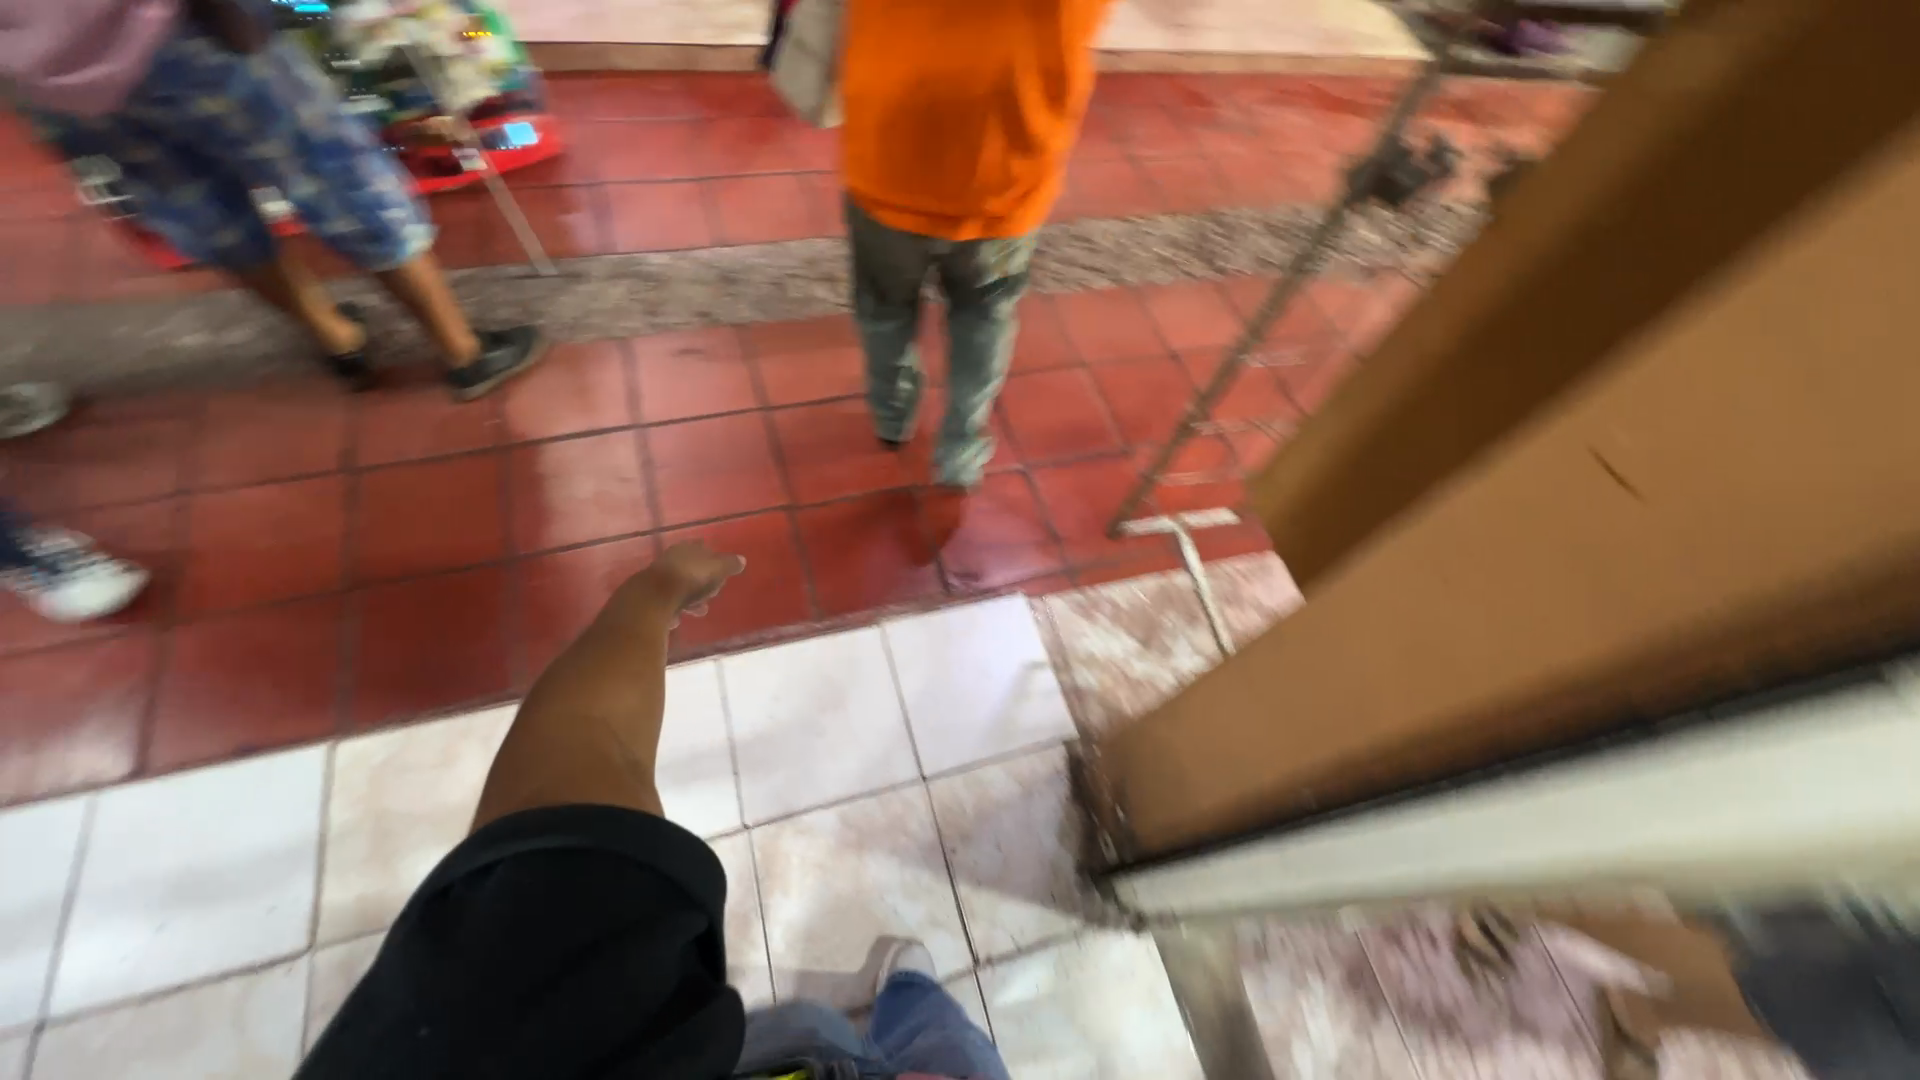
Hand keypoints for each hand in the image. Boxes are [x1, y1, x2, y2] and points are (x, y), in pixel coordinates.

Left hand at [645, 541, 746, 617]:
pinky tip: (679, 618)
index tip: (721, 572)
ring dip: (690, 599)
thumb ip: (730, 564)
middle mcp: (671, 560)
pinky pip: (667, 603)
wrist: (653, 598)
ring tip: (699, 611)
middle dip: (703, 583)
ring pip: (679, 588)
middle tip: (712, 595)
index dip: (713, 559)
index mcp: (687, 549)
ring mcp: (658, 579)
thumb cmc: (690, 578)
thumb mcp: (718, 569)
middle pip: (691, 570)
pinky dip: (674, 609)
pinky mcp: (649, 598)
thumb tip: (742, 560)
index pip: (702, 548)